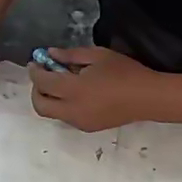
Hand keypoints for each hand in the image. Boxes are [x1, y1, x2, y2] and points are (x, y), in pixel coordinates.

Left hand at [28, 46, 166, 131]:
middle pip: (39, 105)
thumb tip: (51, 54)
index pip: (43, 83)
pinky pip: (65, 117)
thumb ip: (70, 55)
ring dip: (48, 98)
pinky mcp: (86, 127)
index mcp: (74, 90)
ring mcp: (78, 122)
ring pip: (51, 113)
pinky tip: (74, 93)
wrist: (147, 98)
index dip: (35, 72)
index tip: (35, 62)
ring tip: (60, 82)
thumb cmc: (125, 72)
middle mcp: (71, 110)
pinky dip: (61, 105)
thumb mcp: (97, 56)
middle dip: (36, 90)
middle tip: (42, 76)